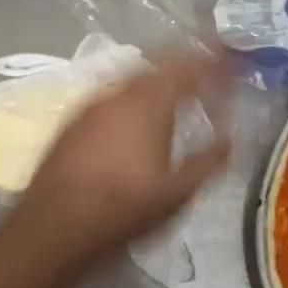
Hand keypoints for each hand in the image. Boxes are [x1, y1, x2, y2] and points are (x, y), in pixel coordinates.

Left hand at [14, 59, 231, 263]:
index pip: (190, 66)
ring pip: (127, 84)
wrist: (55, 225)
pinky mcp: (69, 126)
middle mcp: (117, 94)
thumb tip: (232, 139)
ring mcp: (88, 107)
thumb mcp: (176, 192)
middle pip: (156, 67)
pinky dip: (126, 104)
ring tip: (170, 100)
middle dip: (181, 68)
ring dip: (152, 86)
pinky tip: (130, 123)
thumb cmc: (123, 209)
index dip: (213, 61)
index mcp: (150, 102)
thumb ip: (208, 161)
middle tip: (202, 76)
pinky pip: (106, 102)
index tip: (230, 62)